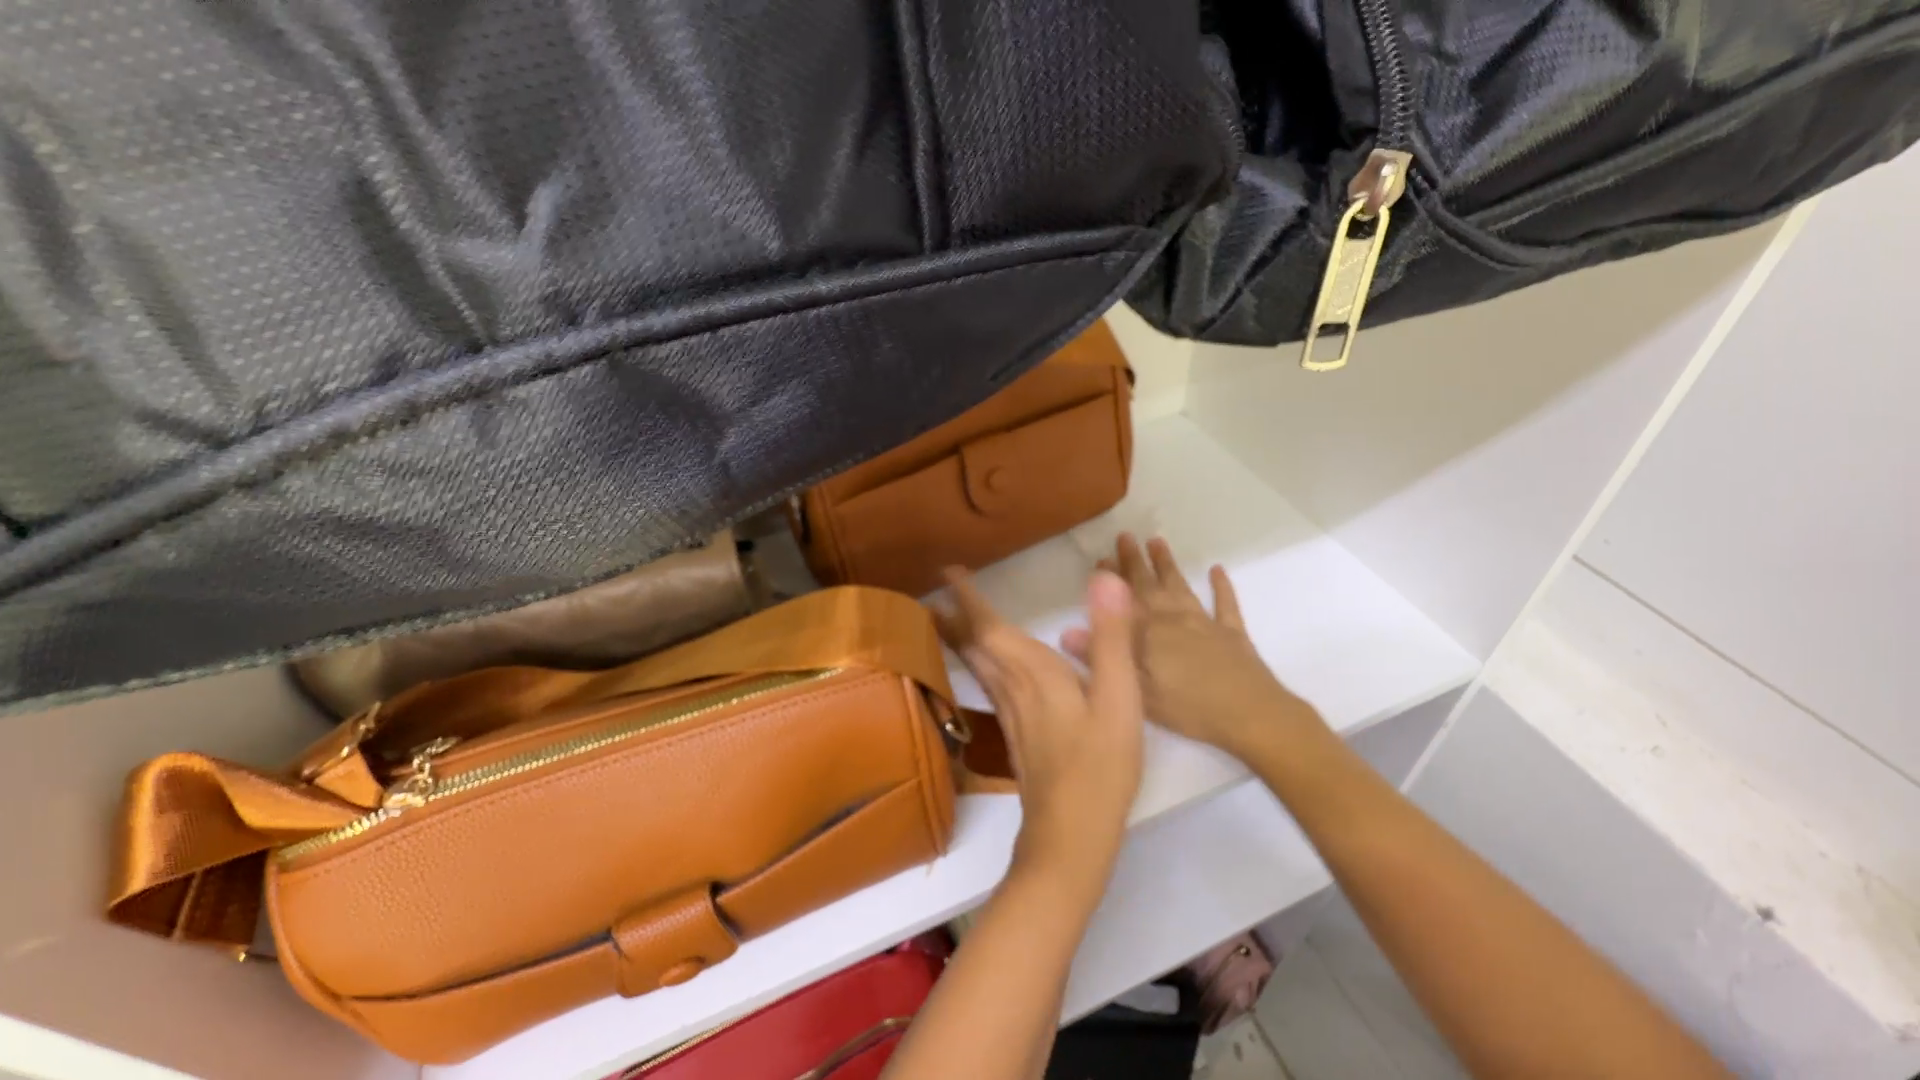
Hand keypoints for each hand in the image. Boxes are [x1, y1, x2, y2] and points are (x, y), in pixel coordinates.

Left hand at [933, 568, 1143, 880]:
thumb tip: (1105, 578)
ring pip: (978, 670)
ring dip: (962, 642)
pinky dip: (979, 668)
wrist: (1070, 836)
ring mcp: (1011, 718)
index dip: (967, 599)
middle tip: (935, 594)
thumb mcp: (1119, 699)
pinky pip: (989, 688)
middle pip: (974, 647)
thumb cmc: (1100, 767)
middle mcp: (1013, 691)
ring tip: (950, 625)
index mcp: (1033, 674)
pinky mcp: (1016, 739)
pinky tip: (991, 675)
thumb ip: (1112, 639)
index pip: (989, 627)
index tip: (946, 572)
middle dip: (955, 618)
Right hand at [1065, 534, 1323, 757]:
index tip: (1100, 559)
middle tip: (1124, 536)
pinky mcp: (1232, 633)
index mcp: (1147, 634)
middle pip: (1150, 586)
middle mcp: (1173, 619)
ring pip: (1181, 587)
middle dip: (1134, 562)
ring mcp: (1205, 623)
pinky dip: (1221, 585)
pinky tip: (1217, 570)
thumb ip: (1104, 657)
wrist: (1249, 713)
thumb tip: (1067, 633)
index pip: (1123, 601)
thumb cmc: (1189, 708)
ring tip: (1157, 541)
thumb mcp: (1137, 690)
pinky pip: (1225, 603)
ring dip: (1168, 565)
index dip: (1111, 580)